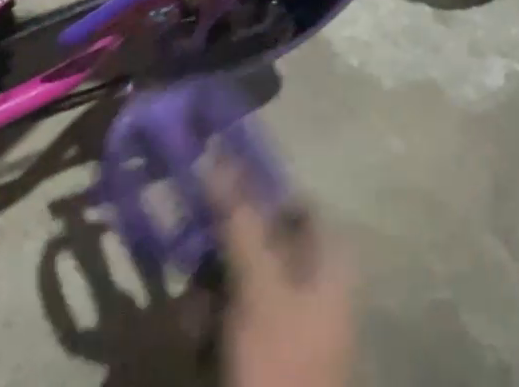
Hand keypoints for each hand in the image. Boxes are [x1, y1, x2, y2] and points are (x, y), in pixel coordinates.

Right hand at [213, 172, 355, 386]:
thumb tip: (219, 157)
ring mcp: (293, 316)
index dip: (254, 184)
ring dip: (208, 283)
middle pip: (260, 235)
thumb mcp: (259, 286)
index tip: (208, 176)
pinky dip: (211, 314)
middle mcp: (316, 282)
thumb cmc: (281, 362)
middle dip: (219, 242)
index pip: (294, 202)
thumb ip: (240, 220)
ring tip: (192, 311)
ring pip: (239, 271)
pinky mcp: (268, 343)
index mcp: (330, 263)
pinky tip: (195, 333)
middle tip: (188, 247)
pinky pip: (233, 308)